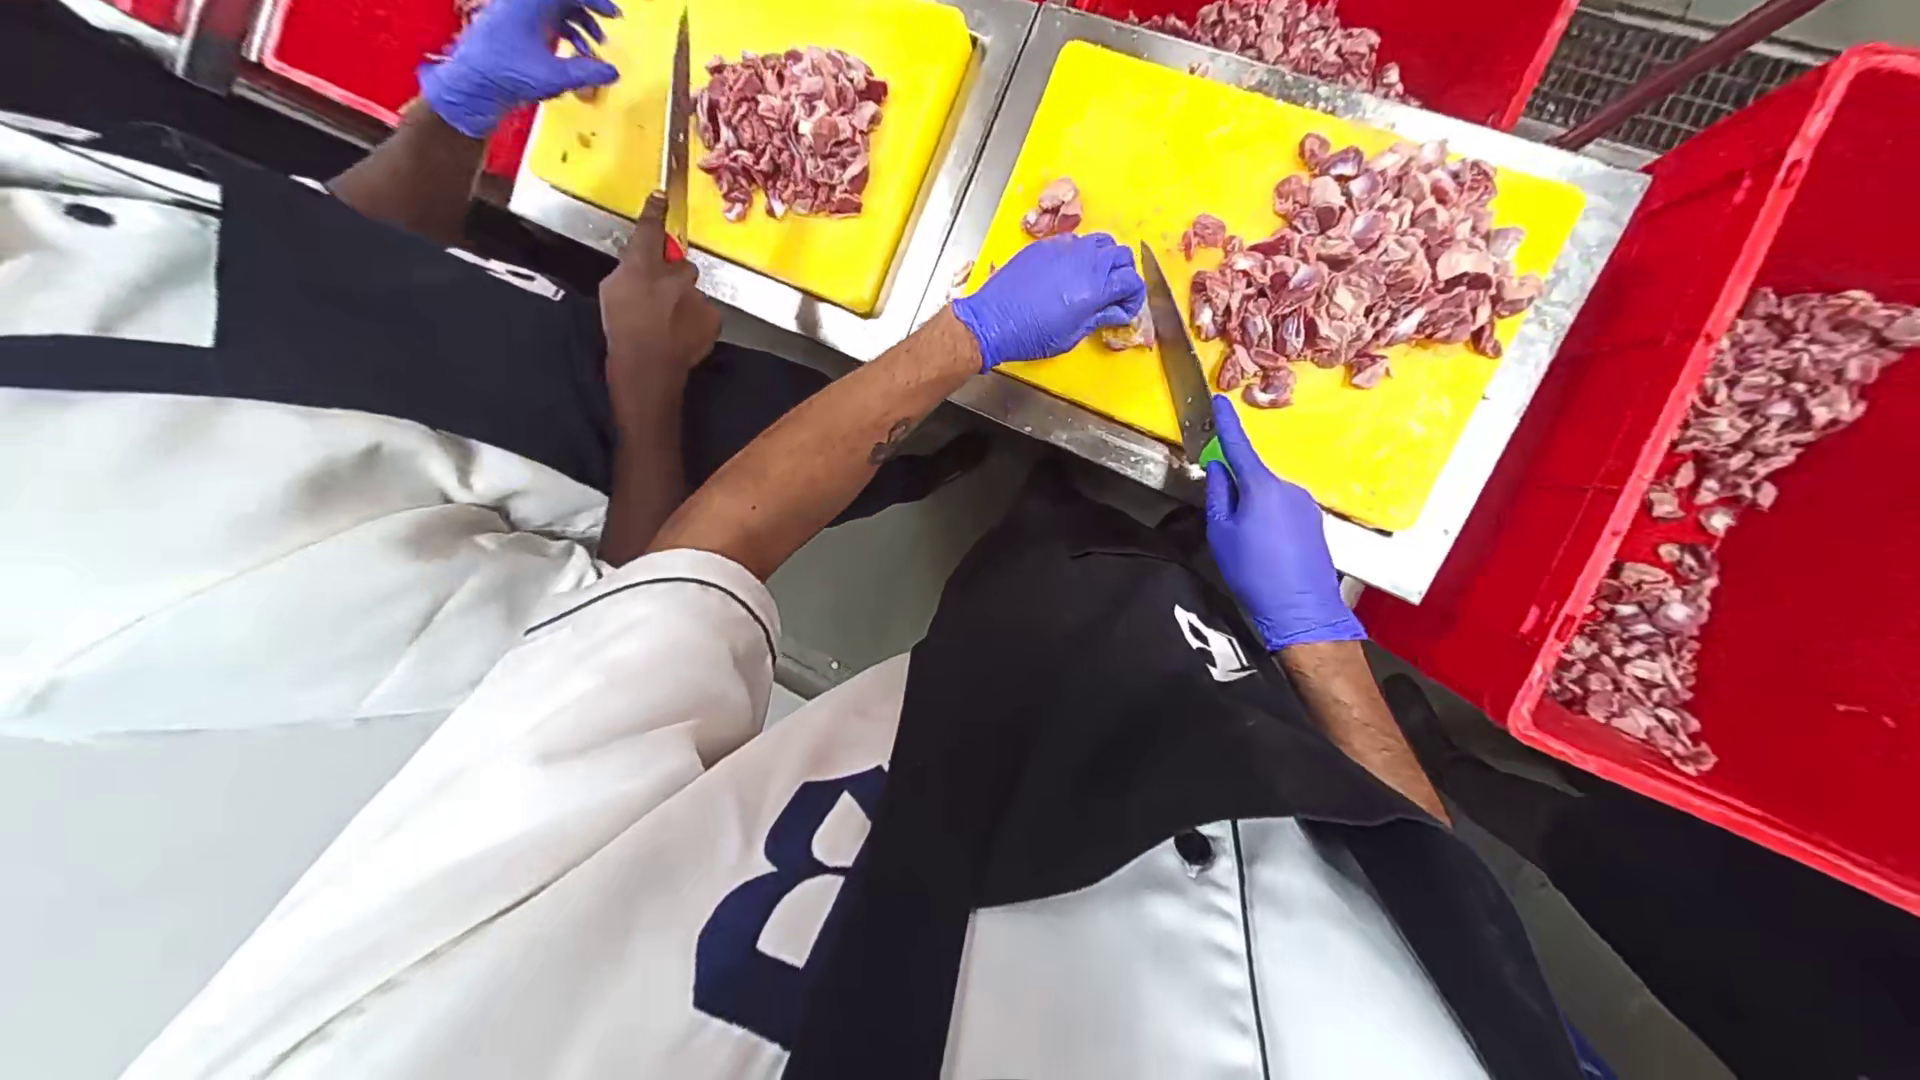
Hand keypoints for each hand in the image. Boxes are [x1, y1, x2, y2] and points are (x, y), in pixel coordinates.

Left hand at [420, 0, 622, 137]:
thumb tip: (613, 71)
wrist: (475, 83)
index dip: (595, 1)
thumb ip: (587, 72)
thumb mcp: (556, 76)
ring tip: (592, 50)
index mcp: (532, 3)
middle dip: (589, 11)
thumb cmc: (513, 74)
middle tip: (608, 29)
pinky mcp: (514, 27)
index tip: (615, 17)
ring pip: (555, 10)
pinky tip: (575, 55)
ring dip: (578, 26)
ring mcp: (518, 13)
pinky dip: (564, 34)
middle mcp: (524, 2)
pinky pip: (545, 21)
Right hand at [602, 193, 719, 416]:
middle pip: (682, 267)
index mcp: (642, 265)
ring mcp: (697, 297)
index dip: (655, 213)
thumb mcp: (611, 290)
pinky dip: (698, 322)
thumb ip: (629, 271)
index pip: (650, 230)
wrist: (649, 364)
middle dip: (676, 278)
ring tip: (672, 325)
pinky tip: (684, 335)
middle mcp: (674, 276)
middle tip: (663, 298)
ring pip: (694, 294)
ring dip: (686, 304)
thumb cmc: (622, 328)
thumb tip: (639, 266)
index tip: (662, 197)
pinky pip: (706, 314)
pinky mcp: (713, 318)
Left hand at [951, 233, 1144, 372]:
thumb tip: (1115, 311)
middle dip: (1124, 274)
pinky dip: (1080, 254)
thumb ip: (1098, 318)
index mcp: (1095, 287)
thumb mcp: (1071, 336)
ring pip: (1099, 240)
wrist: (992, 321)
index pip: (1132, 281)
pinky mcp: (1044, 245)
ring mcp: (1063, 248)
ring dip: (1104, 258)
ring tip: (1095, 280)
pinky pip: (1073, 241)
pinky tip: (1070, 273)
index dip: (1135, 297)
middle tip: (1115, 293)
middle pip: (1121, 254)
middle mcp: (1083, 261)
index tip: (1125, 309)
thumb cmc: (1029, 336)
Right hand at [1204, 395, 1364, 651]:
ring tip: (1244, 546)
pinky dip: (1267, 520)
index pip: (1239, 447)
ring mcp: (1305, 504)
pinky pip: (1281, 510)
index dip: (1225, 424)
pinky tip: (1263, 549)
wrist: (1301, 609)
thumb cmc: (1252, 571)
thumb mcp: (1220, 533)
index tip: (1219, 401)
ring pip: (1266, 496)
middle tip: (1223, 525)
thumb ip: (1217, 495)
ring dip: (1251, 509)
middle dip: (1234, 490)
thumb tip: (1219, 469)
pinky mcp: (1313, 521)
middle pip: (1252, 477)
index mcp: (1262, 487)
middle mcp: (1288, 488)